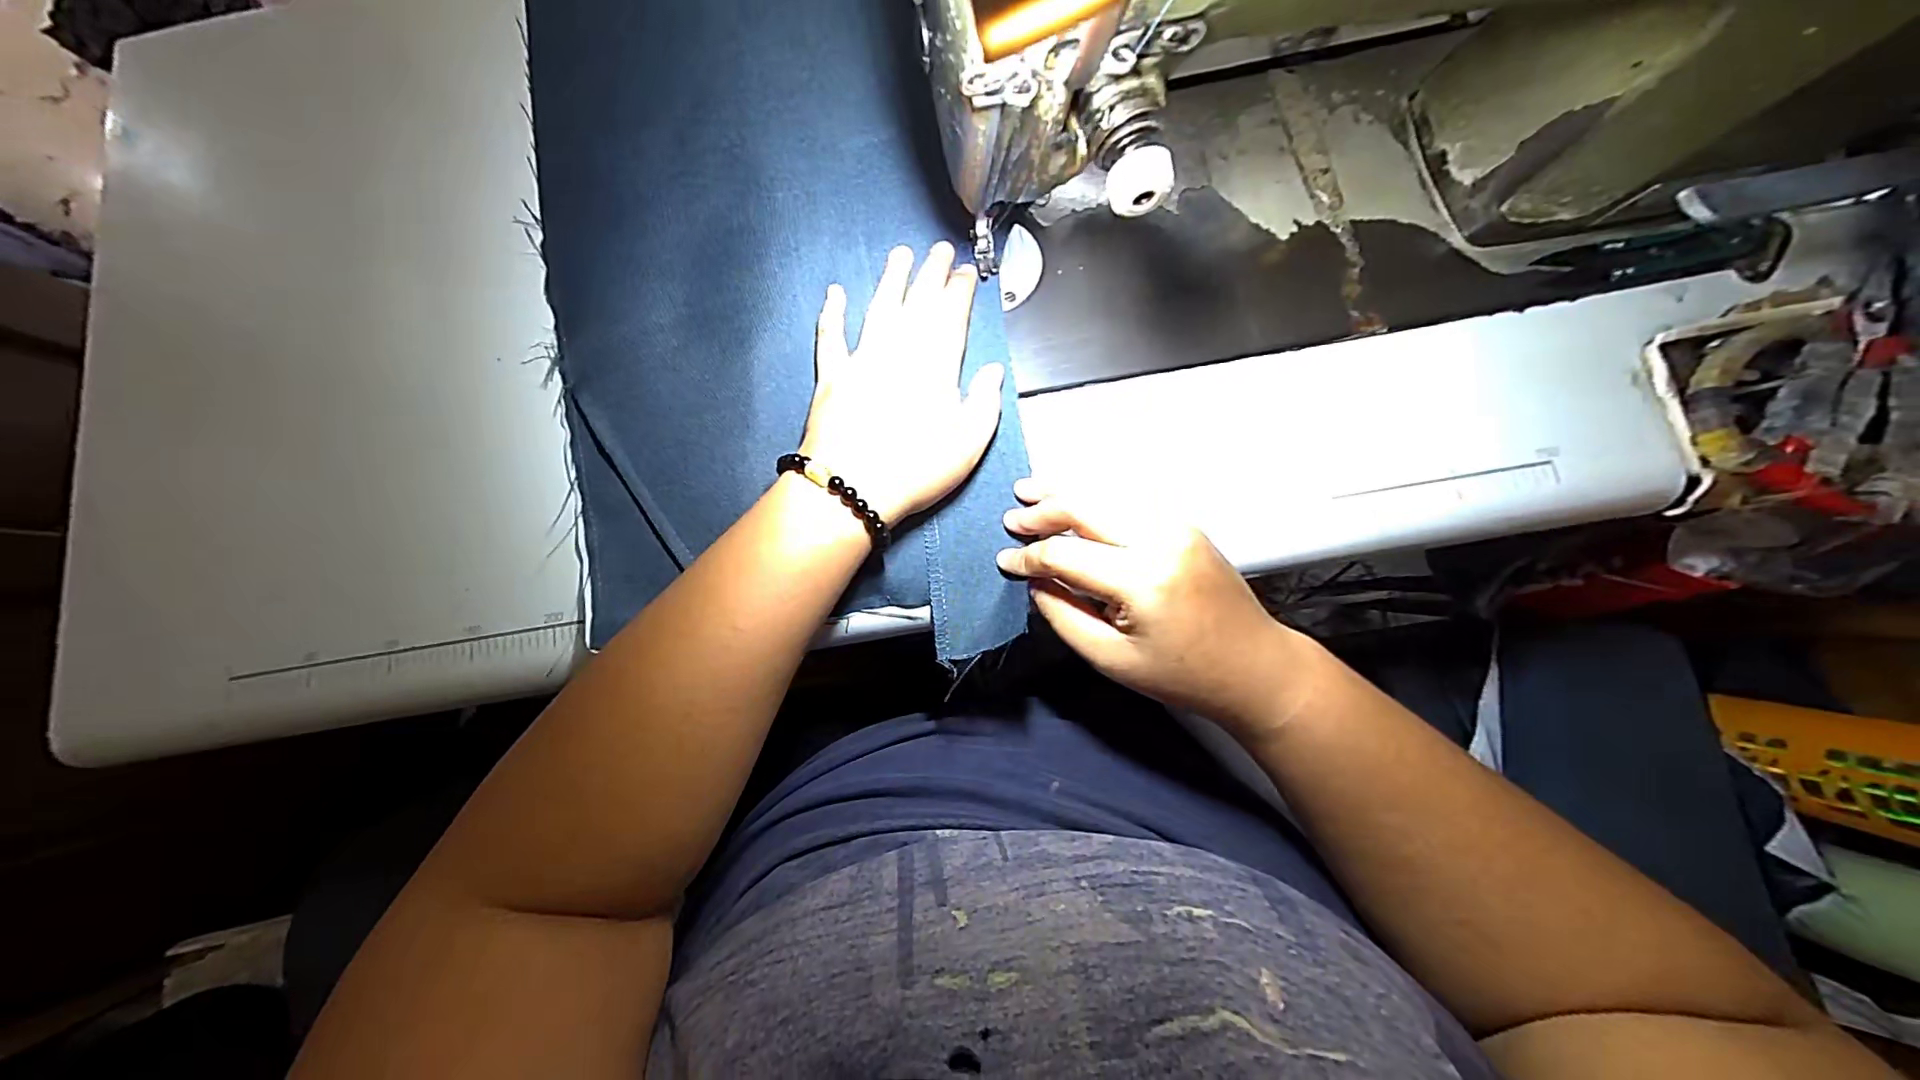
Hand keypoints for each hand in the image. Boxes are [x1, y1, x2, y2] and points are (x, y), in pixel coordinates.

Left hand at [797, 243, 1005, 525]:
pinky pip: (831, 335)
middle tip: (940, 251)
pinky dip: (832, 313)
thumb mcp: (969, 444)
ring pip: (879, 307)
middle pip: (918, 302)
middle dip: (931, 273)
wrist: (852, 488)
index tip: (966, 272)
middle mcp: (899, 352)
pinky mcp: (832, 376)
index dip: (960, 289)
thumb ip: (985, 403)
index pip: (951, 315)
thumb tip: (992, 374)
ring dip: (891, 279)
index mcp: (937, 366)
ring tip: (900, 255)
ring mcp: (862, 360)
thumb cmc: (914, 471)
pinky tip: (834, 294)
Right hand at [996, 480, 1318, 735]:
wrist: (1255, 667)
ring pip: (1109, 493)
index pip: (1066, 554)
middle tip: (1013, 519)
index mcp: (1143, 580)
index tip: (1005, 561)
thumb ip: (1064, 616)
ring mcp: (1178, 528)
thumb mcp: (1111, 660)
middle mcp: (1162, 541)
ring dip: (1068, 492)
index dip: (1029, 558)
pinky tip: (1078, 497)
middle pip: (1087, 507)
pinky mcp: (1186, 527)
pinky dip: (1099, 495)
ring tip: (1033, 491)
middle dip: (1043, 511)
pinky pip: (1132, 499)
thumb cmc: (1184, 675)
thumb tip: (1036, 583)